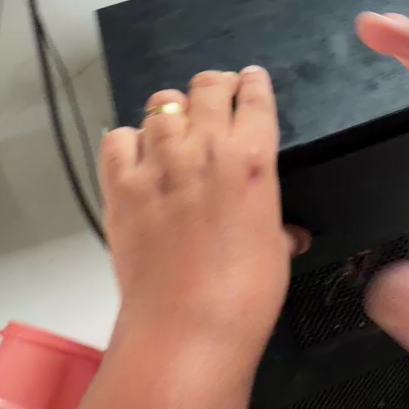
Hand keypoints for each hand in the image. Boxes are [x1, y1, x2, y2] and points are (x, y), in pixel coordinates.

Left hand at [98, 67, 299, 352]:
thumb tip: (291, 235)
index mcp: (252, 158)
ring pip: (162, 104)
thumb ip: (279, 229)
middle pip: (206, 86)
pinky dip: (128, 141)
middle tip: (215, 97)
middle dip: (215, 85)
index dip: (253, 82)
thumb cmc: (246, 294)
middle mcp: (205, 146)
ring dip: (172, 111)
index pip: (254, 97)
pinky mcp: (120, 183)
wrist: (187, 328)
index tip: (250, 79)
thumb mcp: (276, 252)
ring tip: (174, 127)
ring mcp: (158, 162)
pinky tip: (136, 157)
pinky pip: (118, 138)